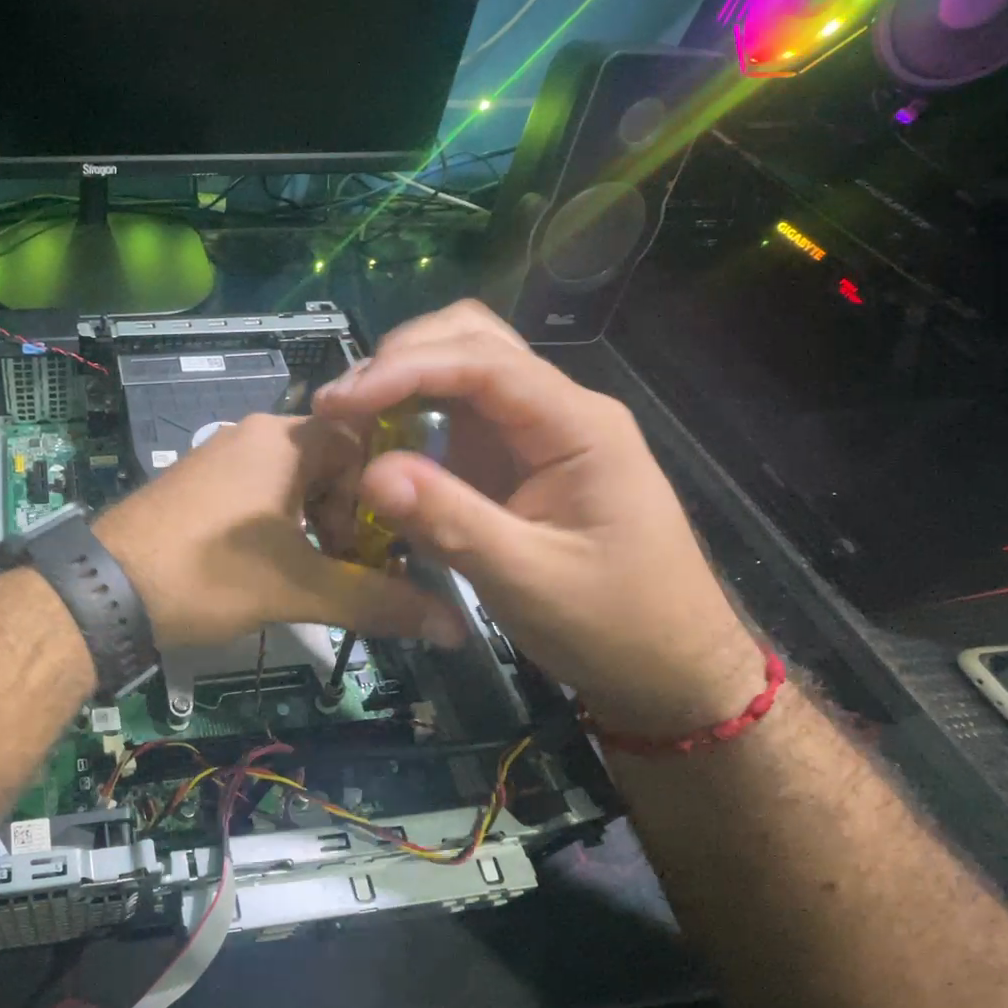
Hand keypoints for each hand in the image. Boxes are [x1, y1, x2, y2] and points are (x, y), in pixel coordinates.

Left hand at [93, 413, 469, 649]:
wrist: (105, 589)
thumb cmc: (210, 575)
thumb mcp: (299, 589)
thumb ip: (378, 601)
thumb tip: (456, 626)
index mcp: (284, 438)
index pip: (365, 444)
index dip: (383, 498)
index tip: (381, 547)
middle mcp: (254, 435)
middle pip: (332, 467)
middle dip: (349, 520)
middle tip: (349, 571)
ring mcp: (220, 459)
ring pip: (295, 486)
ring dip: (316, 530)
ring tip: (313, 578)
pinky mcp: (198, 487)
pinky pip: (260, 496)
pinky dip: (280, 530)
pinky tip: (272, 571)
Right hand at [314, 301, 763, 735]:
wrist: (668, 667)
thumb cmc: (614, 625)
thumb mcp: (528, 579)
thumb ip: (450, 522)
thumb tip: (368, 472)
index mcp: (577, 425)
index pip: (483, 363)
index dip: (404, 370)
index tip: (338, 403)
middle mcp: (556, 410)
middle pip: (472, 339)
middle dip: (399, 360)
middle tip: (341, 406)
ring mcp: (533, 431)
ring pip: (460, 367)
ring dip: (402, 379)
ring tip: (349, 418)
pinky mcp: (512, 458)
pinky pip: (454, 414)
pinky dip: (409, 415)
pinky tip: (377, 441)